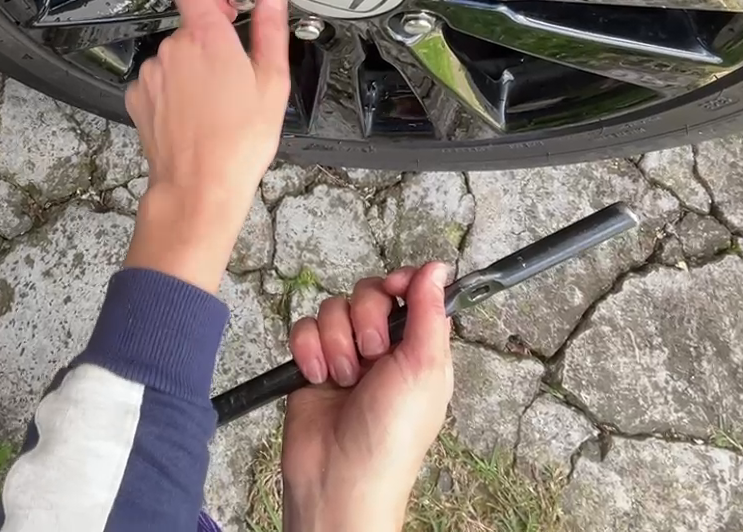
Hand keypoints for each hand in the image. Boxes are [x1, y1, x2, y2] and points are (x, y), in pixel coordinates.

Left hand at [123, 0, 289, 291]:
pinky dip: (173, 90)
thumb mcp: (272, 83)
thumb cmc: (238, 141)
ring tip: (214, 102)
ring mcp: (152, 72)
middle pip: (189, 25)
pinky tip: (193, 114)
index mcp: (207, 37)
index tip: (227, 10)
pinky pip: (159, 79)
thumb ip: (270, 31)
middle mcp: (173, 49)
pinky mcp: (138, 95)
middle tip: (233, 74)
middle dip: (210, 41)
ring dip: (191, 68)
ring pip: (174, 55)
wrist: (199, 186)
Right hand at [281, 262, 454, 531]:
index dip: (398, 282)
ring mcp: (344, 352)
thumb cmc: (391, 434)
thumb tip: (439, 266)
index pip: (408, 290)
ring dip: (335, 342)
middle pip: (366, 292)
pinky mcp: (312, 360)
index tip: (392, 290)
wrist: (338, 476)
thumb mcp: (423, 371)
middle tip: (371, 355)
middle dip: (364, 320)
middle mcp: (382, 345)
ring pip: (331, 307)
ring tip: (342, 378)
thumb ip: (429, 313)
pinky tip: (316, 376)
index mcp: (417, 347)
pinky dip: (308, 349)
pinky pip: (303, 326)